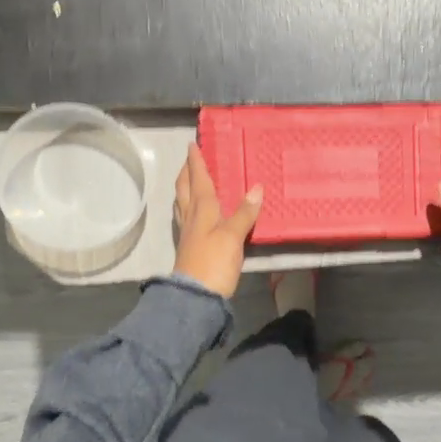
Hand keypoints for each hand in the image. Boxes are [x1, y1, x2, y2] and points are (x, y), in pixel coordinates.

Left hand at [173, 143, 262, 298]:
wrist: (195, 297)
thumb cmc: (214, 263)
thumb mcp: (233, 237)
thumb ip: (244, 213)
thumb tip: (257, 188)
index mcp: (201, 209)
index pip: (198, 179)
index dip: (196, 162)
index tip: (193, 144)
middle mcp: (191, 217)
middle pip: (184, 189)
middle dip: (186, 172)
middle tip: (191, 159)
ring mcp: (188, 233)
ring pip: (183, 203)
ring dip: (185, 188)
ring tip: (191, 180)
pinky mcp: (190, 247)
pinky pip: (188, 218)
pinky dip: (190, 207)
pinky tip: (195, 213)